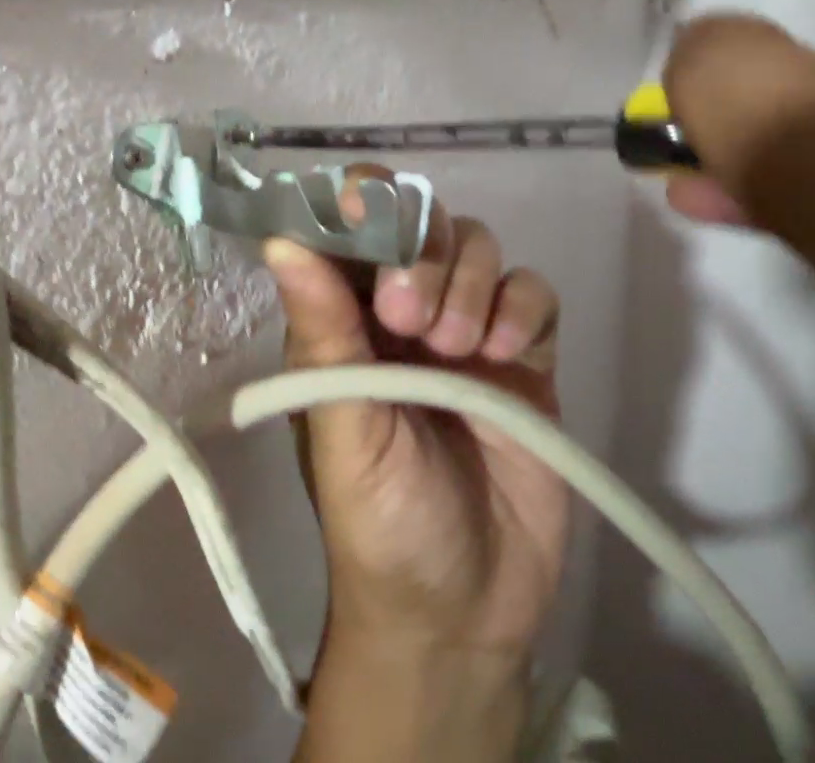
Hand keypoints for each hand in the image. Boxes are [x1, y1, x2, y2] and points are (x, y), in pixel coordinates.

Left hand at [266, 171, 568, 762]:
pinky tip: (507, 357)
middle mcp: (395, 318)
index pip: (342, 233)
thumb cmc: (377, 522)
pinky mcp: (524, 363)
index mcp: (336, 325)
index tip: (367, 206)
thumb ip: (321, 331)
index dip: (355, 206)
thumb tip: (281, 239)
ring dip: (469, 282)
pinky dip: (523, 308)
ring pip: (477, 249)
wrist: (459, 608)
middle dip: (417, 252)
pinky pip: (533, 297)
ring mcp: (464, 336)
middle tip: (406, 317)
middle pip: (418, 225)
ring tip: (458, 351)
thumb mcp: (340, 425)